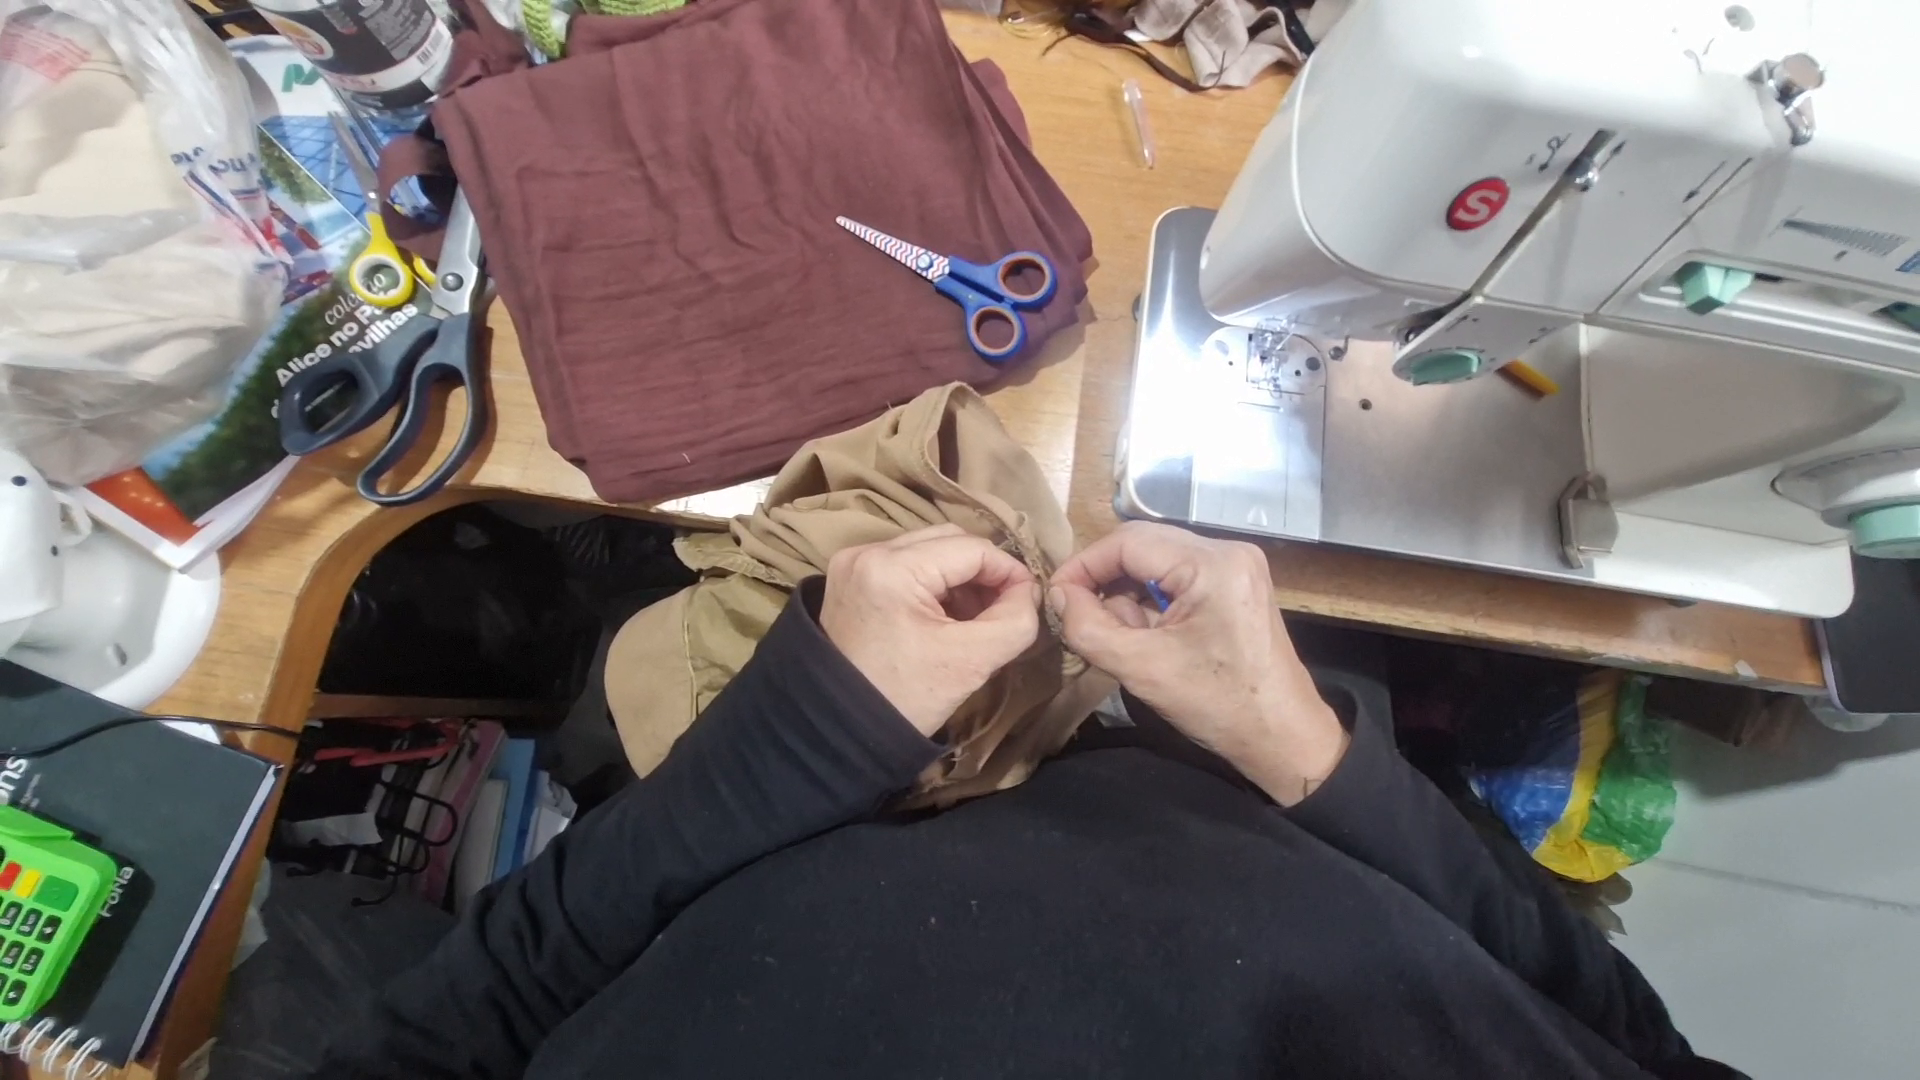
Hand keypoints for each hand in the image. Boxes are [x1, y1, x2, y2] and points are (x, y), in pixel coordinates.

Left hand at [819, 524, 1041, 736]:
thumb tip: (1028, 590)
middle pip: (948, 540)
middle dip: (984, 572)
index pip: (972, 548)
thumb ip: (1015, 620)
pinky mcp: (848, 579)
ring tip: (977, 616)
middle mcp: (867, 553)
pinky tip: (946, 616)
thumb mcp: (972, 661)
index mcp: (892, 567)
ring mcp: (852, 564)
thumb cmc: (905, 699)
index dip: (1009, 571)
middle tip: (1004, 608)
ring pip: (928, 550)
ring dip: (960, 578)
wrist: (838, 731)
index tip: (1030, 600)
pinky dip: (933, 585)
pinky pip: (905, 566)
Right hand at [1049, 522, 1346, 804]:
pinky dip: (1150, 600)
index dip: (1083, 565)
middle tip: (1078, 614)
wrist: (1283, 738)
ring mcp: (1235, 565)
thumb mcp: (1141, 669)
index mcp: (1212, 564)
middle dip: (1104, 579)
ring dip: (1127, 593)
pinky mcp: (1235, 582)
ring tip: (1121, 636)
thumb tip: (1058, 595)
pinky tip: (1146, 634)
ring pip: (1155, 560)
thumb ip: (1088, 626)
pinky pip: (1175, 575)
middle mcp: (1228, 550)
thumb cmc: (1217, 705)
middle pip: (1141, 545)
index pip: (1127, 542)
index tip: (1055, 597)